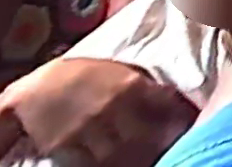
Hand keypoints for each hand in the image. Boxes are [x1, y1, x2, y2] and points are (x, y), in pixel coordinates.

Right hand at [1, 58, 195, 166]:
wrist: (41, 87)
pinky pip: (87, 162)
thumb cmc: (91, 75)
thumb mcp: (125, 73)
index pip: (163, 105)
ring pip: (116, 152)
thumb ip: (147, 88)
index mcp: (132, 85)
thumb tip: (174, 99)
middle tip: (174, 145)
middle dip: (159, 142)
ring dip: (136, 158)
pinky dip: (106, 165)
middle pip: (142, 133)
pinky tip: (122, 164)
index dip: (177, 118)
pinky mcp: (63, 148)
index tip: (190, 124)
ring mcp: (86, 130)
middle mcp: (111, 109)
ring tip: (152, 158)